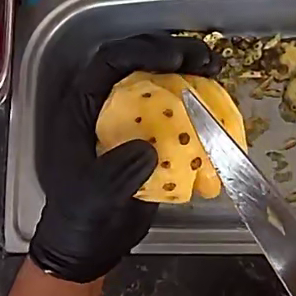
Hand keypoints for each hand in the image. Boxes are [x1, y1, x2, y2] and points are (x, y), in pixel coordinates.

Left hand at [28, 34, 214, 282]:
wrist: (89, 243)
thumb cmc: (80, 217)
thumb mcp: (92, 196)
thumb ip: (115, 173)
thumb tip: (147, 150)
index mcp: (82, 107)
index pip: (109, 62)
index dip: (142, 52)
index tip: (177, 58)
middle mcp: (104, 104)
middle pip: (136, 62)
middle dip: (170, 52)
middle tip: (204, 58)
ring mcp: (126, 119)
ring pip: (155, 79)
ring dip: (186, 71)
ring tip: (215, 70)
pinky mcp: (146, 135)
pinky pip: (170, 108)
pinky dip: (193, 101)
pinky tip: (214, 102)